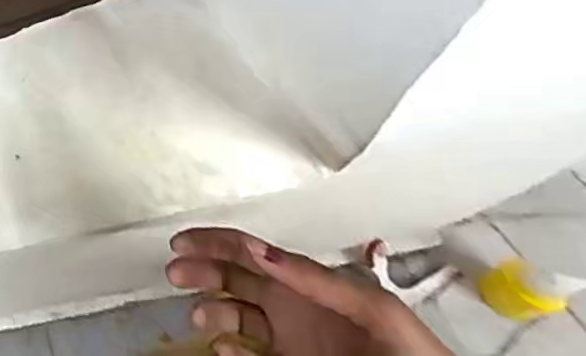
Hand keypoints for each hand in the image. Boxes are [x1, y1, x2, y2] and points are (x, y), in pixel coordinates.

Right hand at [165, 228, 453, 355]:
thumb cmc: (411, 353)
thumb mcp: (371, 308)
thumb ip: (314, 277)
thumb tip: (259, 248)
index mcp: (304, 279)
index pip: (248, 249)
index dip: (212, 241)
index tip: (180, 242)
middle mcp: (288, 303)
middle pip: (231, 276)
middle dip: (199, 269)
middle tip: (175, 273)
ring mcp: (289, 339)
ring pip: (233, 314)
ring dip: (210, 310)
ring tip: (202, 320)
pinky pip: (249, 354)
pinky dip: (230, 350)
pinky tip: (225, 350)